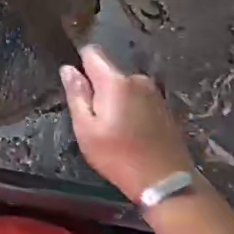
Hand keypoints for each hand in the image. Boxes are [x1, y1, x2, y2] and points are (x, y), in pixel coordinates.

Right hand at [60, 46, 194, 193]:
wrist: (166, 181)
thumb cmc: (118, 156)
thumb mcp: (86, 128)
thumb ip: (76, 94)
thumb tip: (68, 69)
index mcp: (115, 82)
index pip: (92, 52)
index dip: (80, 63)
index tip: (75, 84)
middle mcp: (137, 80)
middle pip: (108, 71)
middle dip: (96, 86)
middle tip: (92, 117)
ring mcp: (154, 93)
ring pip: (123, 86)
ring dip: (114, 99)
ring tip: (111, 128)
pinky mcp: (163, 106)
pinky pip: (137, 98)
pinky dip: (129, 108)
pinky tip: (129, 131)